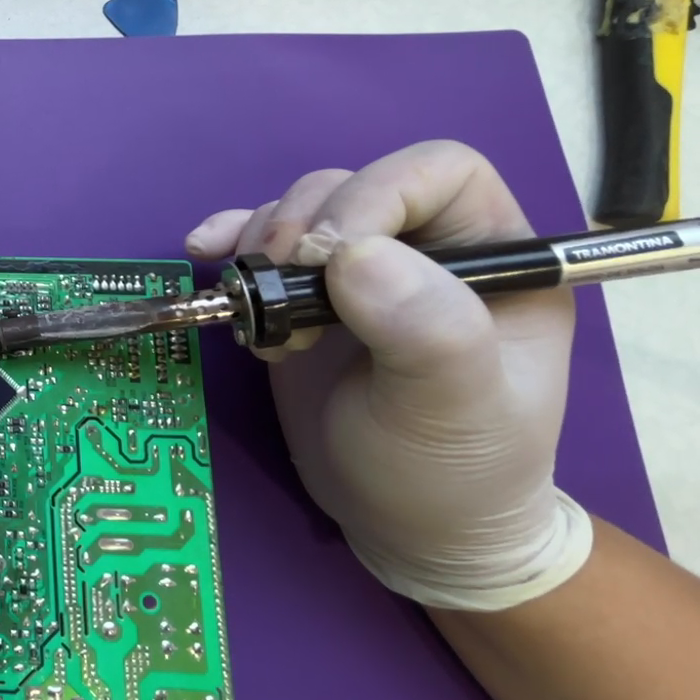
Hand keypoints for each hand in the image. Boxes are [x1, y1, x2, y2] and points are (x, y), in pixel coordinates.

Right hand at [184, 140, 591, 611]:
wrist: (401, 523)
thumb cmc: (448, 470)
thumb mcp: (453, 410)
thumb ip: (426, 329)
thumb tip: (350, 253)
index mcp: (496, 262)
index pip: (435, 176)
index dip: (374, 197)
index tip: (323, 260)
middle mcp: (424, 253)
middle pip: (350, 186)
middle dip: (300, 225)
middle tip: (277, 284)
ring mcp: (355, 276)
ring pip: (296, 211)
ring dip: (259, 246)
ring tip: (257, 312)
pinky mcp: (298, 298)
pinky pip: (256, 246)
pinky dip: (226, 244)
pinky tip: (203, 257)